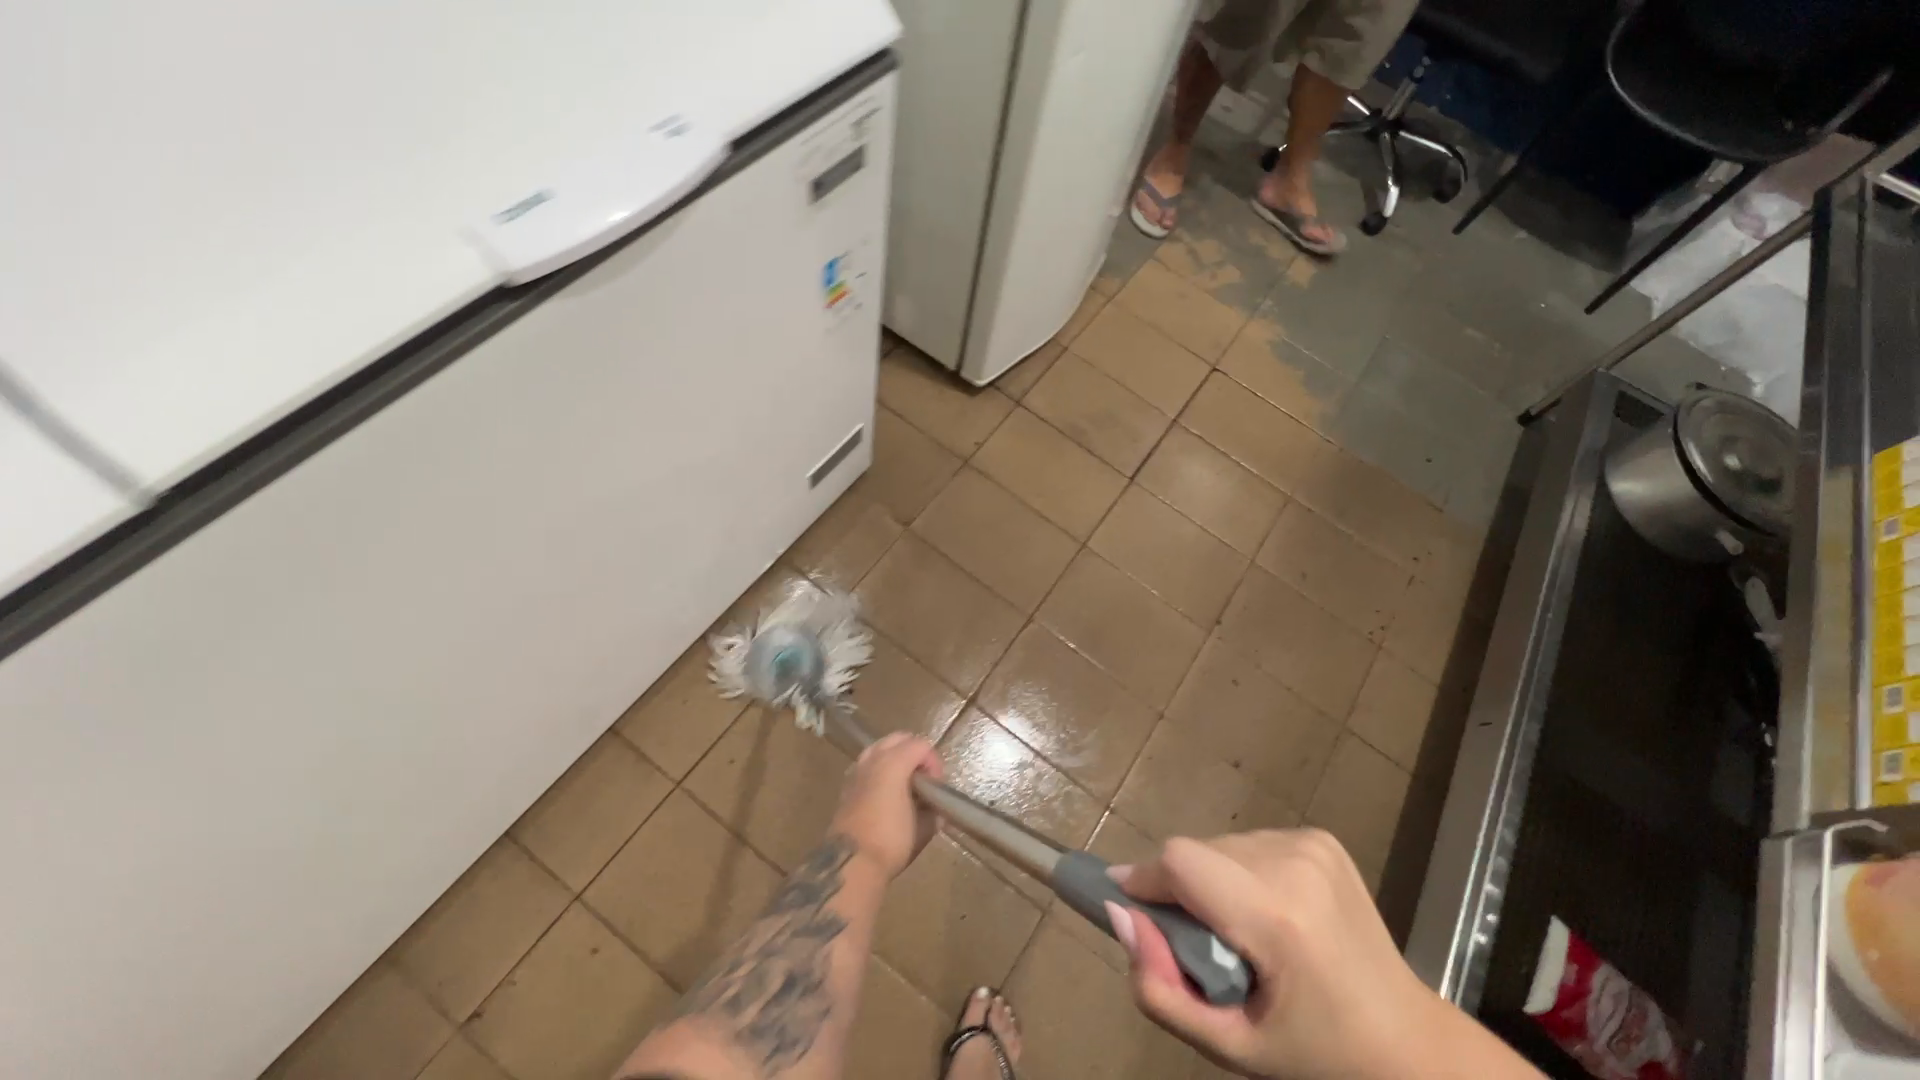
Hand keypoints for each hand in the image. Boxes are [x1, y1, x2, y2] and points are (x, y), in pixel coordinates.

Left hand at [830, 732, 942, 879]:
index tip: (937, 786)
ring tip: (905, 784)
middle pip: (898, 739)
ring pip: (879, 748)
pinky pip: (866, 765)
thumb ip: (933, 812)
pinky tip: (886, 793)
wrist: (851, 862)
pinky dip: (879, 770)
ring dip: (895, 758)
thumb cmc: (891, 841)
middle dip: (915, 753)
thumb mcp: (924, 828)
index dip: (934, 762)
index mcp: (893, 763)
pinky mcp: (845, 786)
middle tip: (924, 779)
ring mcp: (856, 771)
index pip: (920, 745)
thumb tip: (936, 810)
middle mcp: (872, 760)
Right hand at [1107, 829, 1462, 1079]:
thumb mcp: (1228, 1045)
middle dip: (1178, 893)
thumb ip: (1159, 987)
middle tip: (1198, 949)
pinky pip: (1247, 844)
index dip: (1145, 881)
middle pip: (1195, 852)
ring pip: (1218, 846)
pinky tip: (1266, 915)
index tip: (1135, 916)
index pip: (1181, 861)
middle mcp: (1295, 863)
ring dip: (1208, 883)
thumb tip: (1120, 915)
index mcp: (1279, 916)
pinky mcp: (1322, 839)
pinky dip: (1238, 874)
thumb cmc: (1317, 1053)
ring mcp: (1313, 845)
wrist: (1408, 1040)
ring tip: (1237, 935)